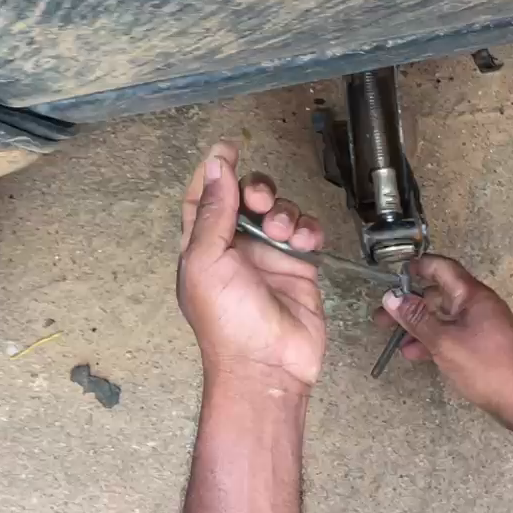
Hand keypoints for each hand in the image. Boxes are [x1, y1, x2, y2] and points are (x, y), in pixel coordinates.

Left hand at [179, 141, 327, 390]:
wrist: (268, 364)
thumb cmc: (228, 323)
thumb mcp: (207, 263)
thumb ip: (213, 213)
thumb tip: (218, 167)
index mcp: (202, 247)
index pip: (203, 198)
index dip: (214, 172)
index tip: (228, 148)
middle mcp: (235, 249)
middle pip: (245, 198)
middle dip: (256, 189)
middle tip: (261, 199)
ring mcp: (269, 257)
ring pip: (279, 211)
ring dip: (285, 212)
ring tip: (285, 232)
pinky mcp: (300, 268)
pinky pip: (307, 233)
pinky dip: (309, 229)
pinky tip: (306, 241)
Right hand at [374, 256, 512, 418]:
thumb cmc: (488, 368)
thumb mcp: (444, 342)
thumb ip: (416, 319)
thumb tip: (393, 298)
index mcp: (473, 296)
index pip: (442, 268)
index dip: (418, 267)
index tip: (397, 273)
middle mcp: (480, 306)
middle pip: (439, 296)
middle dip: (410, 305)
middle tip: (385, 316)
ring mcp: (483, 326)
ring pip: (444, 318)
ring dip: (419, 326)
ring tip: (395, 338)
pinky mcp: (483, 345)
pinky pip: (453, 335)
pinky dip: (434, 341)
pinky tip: (417, 353)